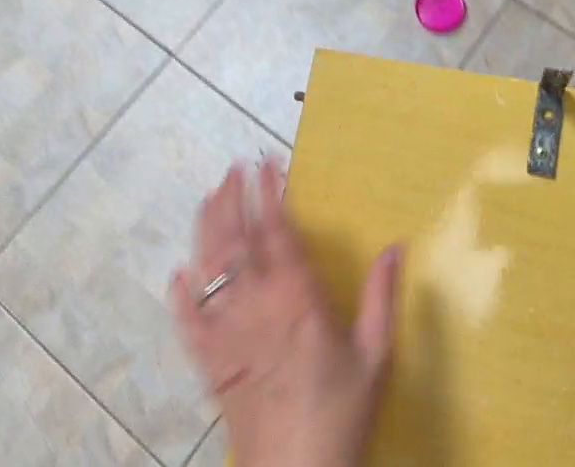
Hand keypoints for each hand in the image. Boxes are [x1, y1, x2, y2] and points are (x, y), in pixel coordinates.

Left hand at [171, 158, 403, 466]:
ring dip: (206, 229)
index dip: (268, 193)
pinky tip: (180, 273)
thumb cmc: (341, 412)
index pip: (276, 231)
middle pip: (233, 240)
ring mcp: (225, 334)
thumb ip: (382, 297)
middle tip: (233, 169)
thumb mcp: (375, 354)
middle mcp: (255, 306)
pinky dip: (179, 294)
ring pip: (207, 269)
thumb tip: (395, 246)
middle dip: (231, 198)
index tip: (265, 163)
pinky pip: (186, 321)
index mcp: (297, 298)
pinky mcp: (209, 364)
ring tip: (210, 199)